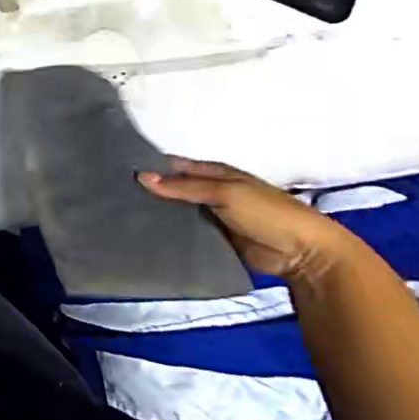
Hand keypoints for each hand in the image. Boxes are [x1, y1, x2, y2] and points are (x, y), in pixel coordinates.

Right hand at [139, 157, 360, 281]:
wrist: (305, 254)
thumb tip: (141, 176)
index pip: (175, 165)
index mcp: (216, 173)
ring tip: (121, 214)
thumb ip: (183, 187)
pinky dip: (171, 233)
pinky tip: (146, 233)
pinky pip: (187, 233)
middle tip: (113, 193)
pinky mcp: (215, 239)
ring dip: (158, 213)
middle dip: (150, 190)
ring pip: (178, 211)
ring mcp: (213, 216)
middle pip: (174, 188)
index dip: (151, 166)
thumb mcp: (224, 193)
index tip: (118, 169)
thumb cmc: (268, 213)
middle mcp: (211, 192)